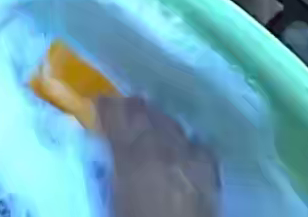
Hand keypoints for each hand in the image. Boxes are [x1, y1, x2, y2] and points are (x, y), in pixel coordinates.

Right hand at [94, 95, 218, 216]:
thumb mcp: (114, 200)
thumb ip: (111, 168)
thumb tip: (107, 150)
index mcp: (130, 153)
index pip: (114, 112)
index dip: (105, 107)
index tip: (98, 107)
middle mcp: (159, 144)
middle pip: (141, 109)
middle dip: (129, 110)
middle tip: (121, 117)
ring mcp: (187, 154)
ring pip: (168, 120)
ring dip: (156, 122)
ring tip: (150, 132)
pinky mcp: (208, 170)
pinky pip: (196, 143)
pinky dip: (186, 143)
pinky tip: (182, 152)